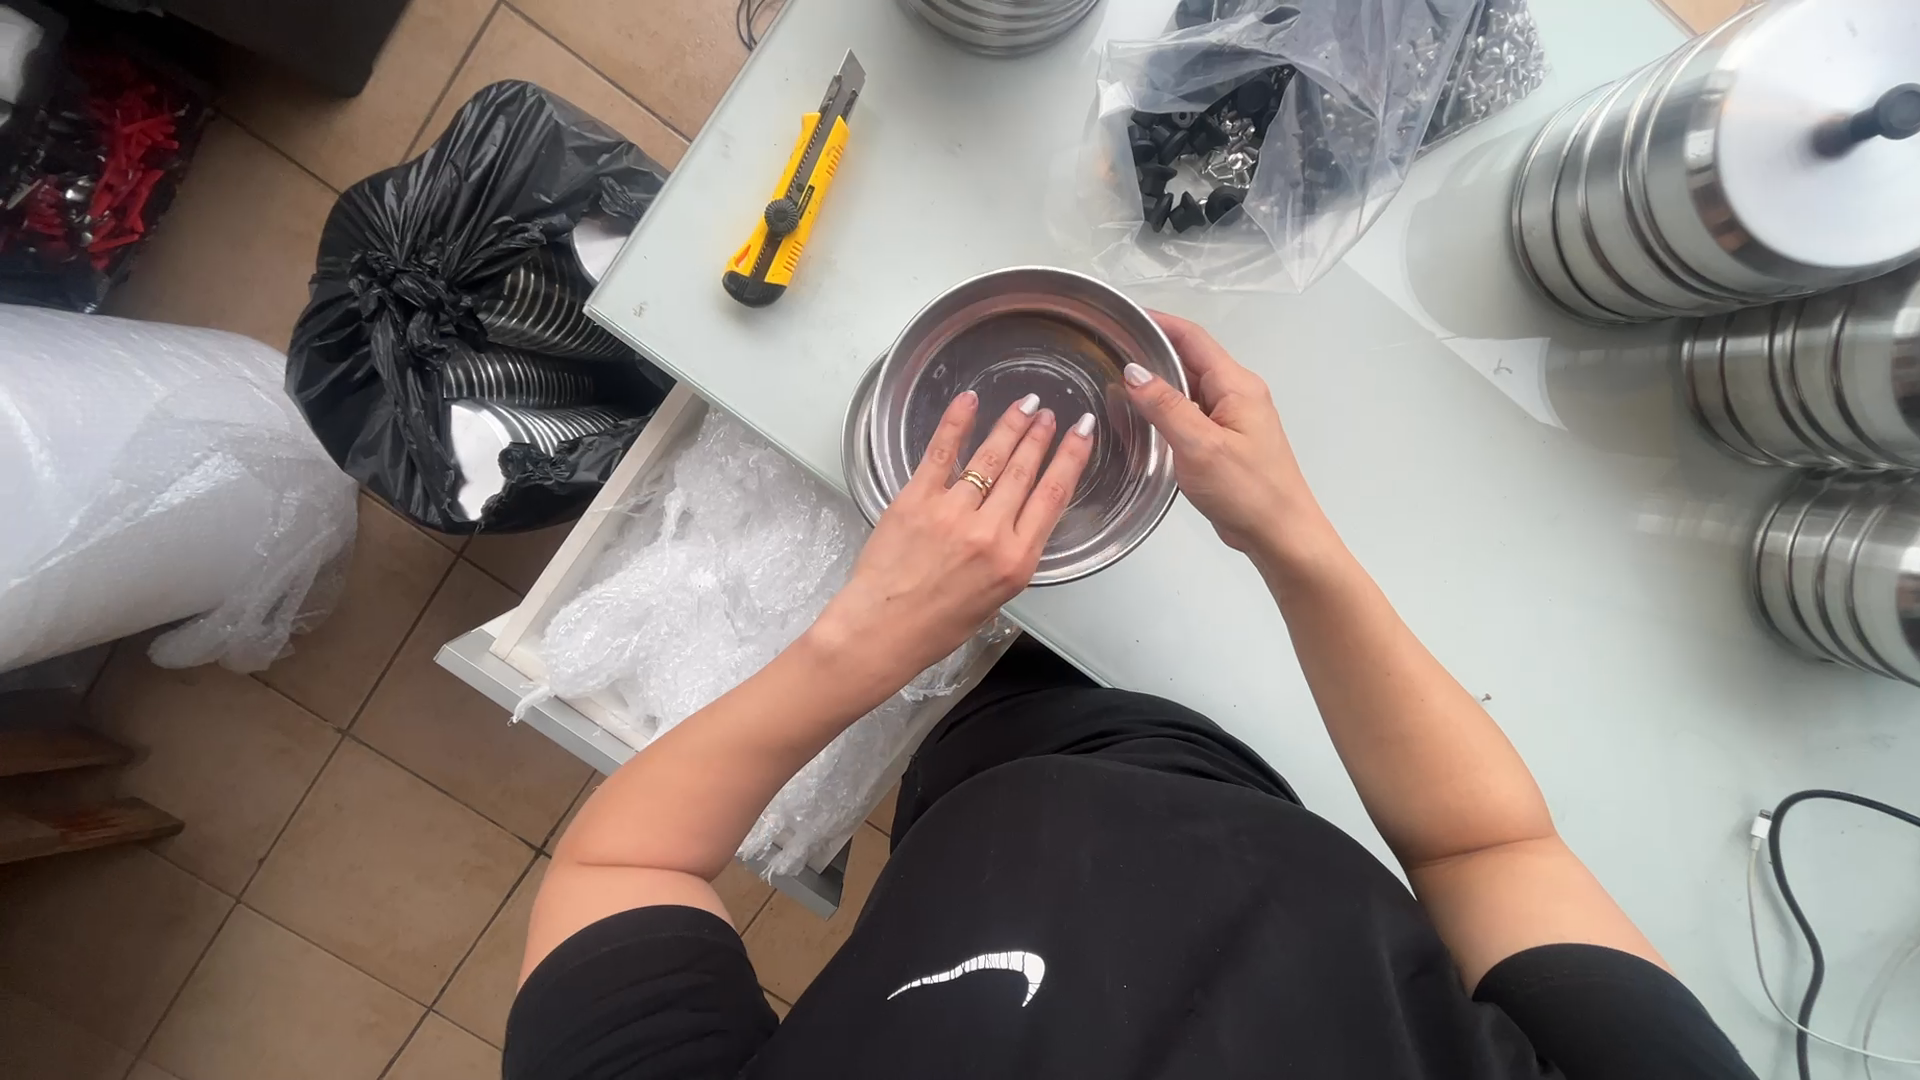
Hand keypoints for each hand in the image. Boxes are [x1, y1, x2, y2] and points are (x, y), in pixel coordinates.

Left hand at [810, 390, 1094, 696]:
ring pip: (989, 457)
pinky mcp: (916, 500)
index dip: (1072, 457)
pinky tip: (970, 401)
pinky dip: (956, 423)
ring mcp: (952, 513)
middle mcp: (990, 532)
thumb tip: (1017, 516)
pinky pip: (941, 453)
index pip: (1053, 495)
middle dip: (1040, 435)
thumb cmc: (939, 624)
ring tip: (1024, 405)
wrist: (885, 630)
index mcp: (1016, 560)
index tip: (1082, 432)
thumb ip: (1013, 553)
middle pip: (1023, 470)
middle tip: (1049, 413)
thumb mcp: (998, 597)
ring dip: (1010, 426)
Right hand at [1124, 312, 1328, 560]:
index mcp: (1236, 385)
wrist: (1279, 533)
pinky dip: (1166, 410)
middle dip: (1153, 351)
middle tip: (1111, 351)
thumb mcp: (1200, 445)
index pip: (1193, 339)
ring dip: (1158, 383)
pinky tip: (1142, 420)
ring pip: (1189, 389)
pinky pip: (1190, 414)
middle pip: (1191, 360)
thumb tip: (1134, 371)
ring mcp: (1232, 419)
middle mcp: (1237, 395)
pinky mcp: (1224, 442)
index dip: (1159, 323)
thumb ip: (1165, 406)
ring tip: (1117, 381)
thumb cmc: (1246, 489)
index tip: (1125, 317)